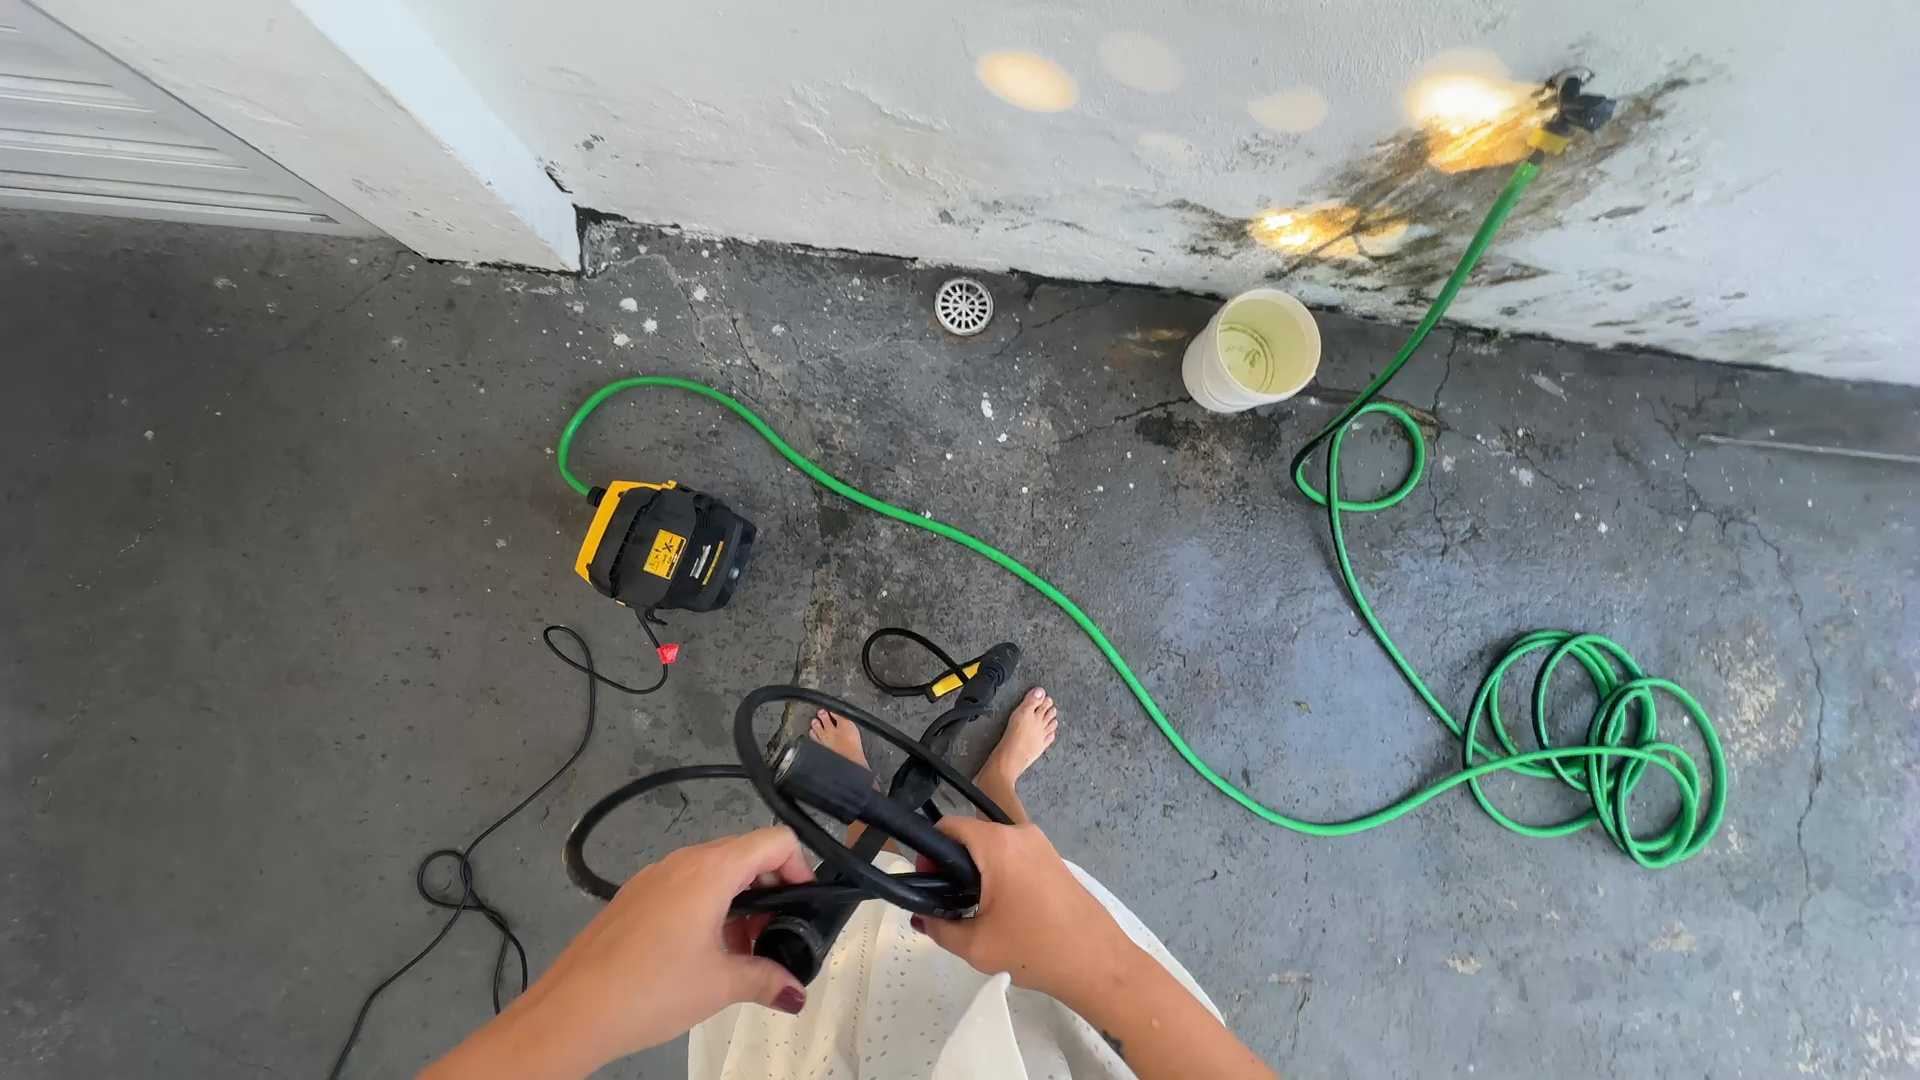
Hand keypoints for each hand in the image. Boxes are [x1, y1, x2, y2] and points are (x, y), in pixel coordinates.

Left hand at [450, 826, 812, 1077]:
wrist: (566, 1014)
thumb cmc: (650, 990)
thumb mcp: (718, 986)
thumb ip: (766, 980)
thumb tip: (797, 994)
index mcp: (713, 869)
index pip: (775, 840)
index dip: (800, 868)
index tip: (803, 907)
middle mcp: (686, 859)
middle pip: (747, 852)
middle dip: (770, 889)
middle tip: (774, 935)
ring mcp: (656, 874)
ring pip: (715, 869)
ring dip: (739, 900)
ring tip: (739, 951)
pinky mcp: (636, 894)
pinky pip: (686, 884)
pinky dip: (707, 905)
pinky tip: (699, 952)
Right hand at [913, 818, 1139, 1000]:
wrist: (1097, 962)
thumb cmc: (1035, 948)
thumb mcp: (976, 946)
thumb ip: (940, 928)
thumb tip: (921, 917)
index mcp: (998, 844)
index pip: (950, 826)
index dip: (930, 851)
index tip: (928, 881)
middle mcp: (1019, 832)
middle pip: (972, 835)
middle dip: (954, 864)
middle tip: (950, 902)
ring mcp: (1040, 843)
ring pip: (994, 846)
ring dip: (978, 869)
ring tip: (977, 910)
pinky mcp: (1053, 857)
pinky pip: (1014, 854)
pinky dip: (1000, 872)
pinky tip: (1004, 908)